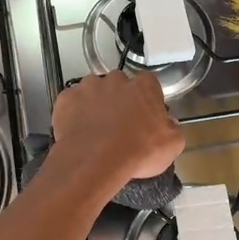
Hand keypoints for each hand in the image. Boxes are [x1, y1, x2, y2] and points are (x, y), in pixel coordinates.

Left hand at [49, 70, 183, 184]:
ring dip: (95, 103)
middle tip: (119, 122)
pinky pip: (71, 101)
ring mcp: (88, 86)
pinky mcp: (66, 99)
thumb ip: (172, 128)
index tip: (144, 115)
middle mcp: (115, 80)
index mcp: (143, 86)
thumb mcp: (172, 145)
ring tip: (95, 127)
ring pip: (93, 89)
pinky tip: (77, 130)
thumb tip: (169, 123)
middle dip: (119, 98)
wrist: (95, 160)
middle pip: (119, 83)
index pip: (148, 83)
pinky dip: (73, 112)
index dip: (146, 99)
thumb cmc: (138, 151)